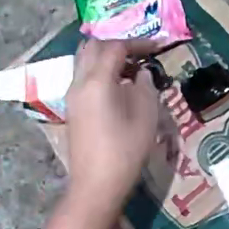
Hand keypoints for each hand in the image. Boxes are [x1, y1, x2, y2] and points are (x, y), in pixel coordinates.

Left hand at [63, 38, 160, 216]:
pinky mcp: (72, 111)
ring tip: (129, 69)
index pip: (115, 47)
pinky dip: (99, 73)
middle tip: (140, 54)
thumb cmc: (125, 151)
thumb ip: (145, 87)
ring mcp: (72, 97)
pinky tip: (118, 87)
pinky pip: (83, 78)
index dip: (137, 43)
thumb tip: (142, 74)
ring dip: (105, 58)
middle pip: (93, 47)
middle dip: (117, 45)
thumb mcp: (146, 116)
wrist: (96, 185)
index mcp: (97, 80)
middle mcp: (79, 83)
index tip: (157, 48)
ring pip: (84, 62)